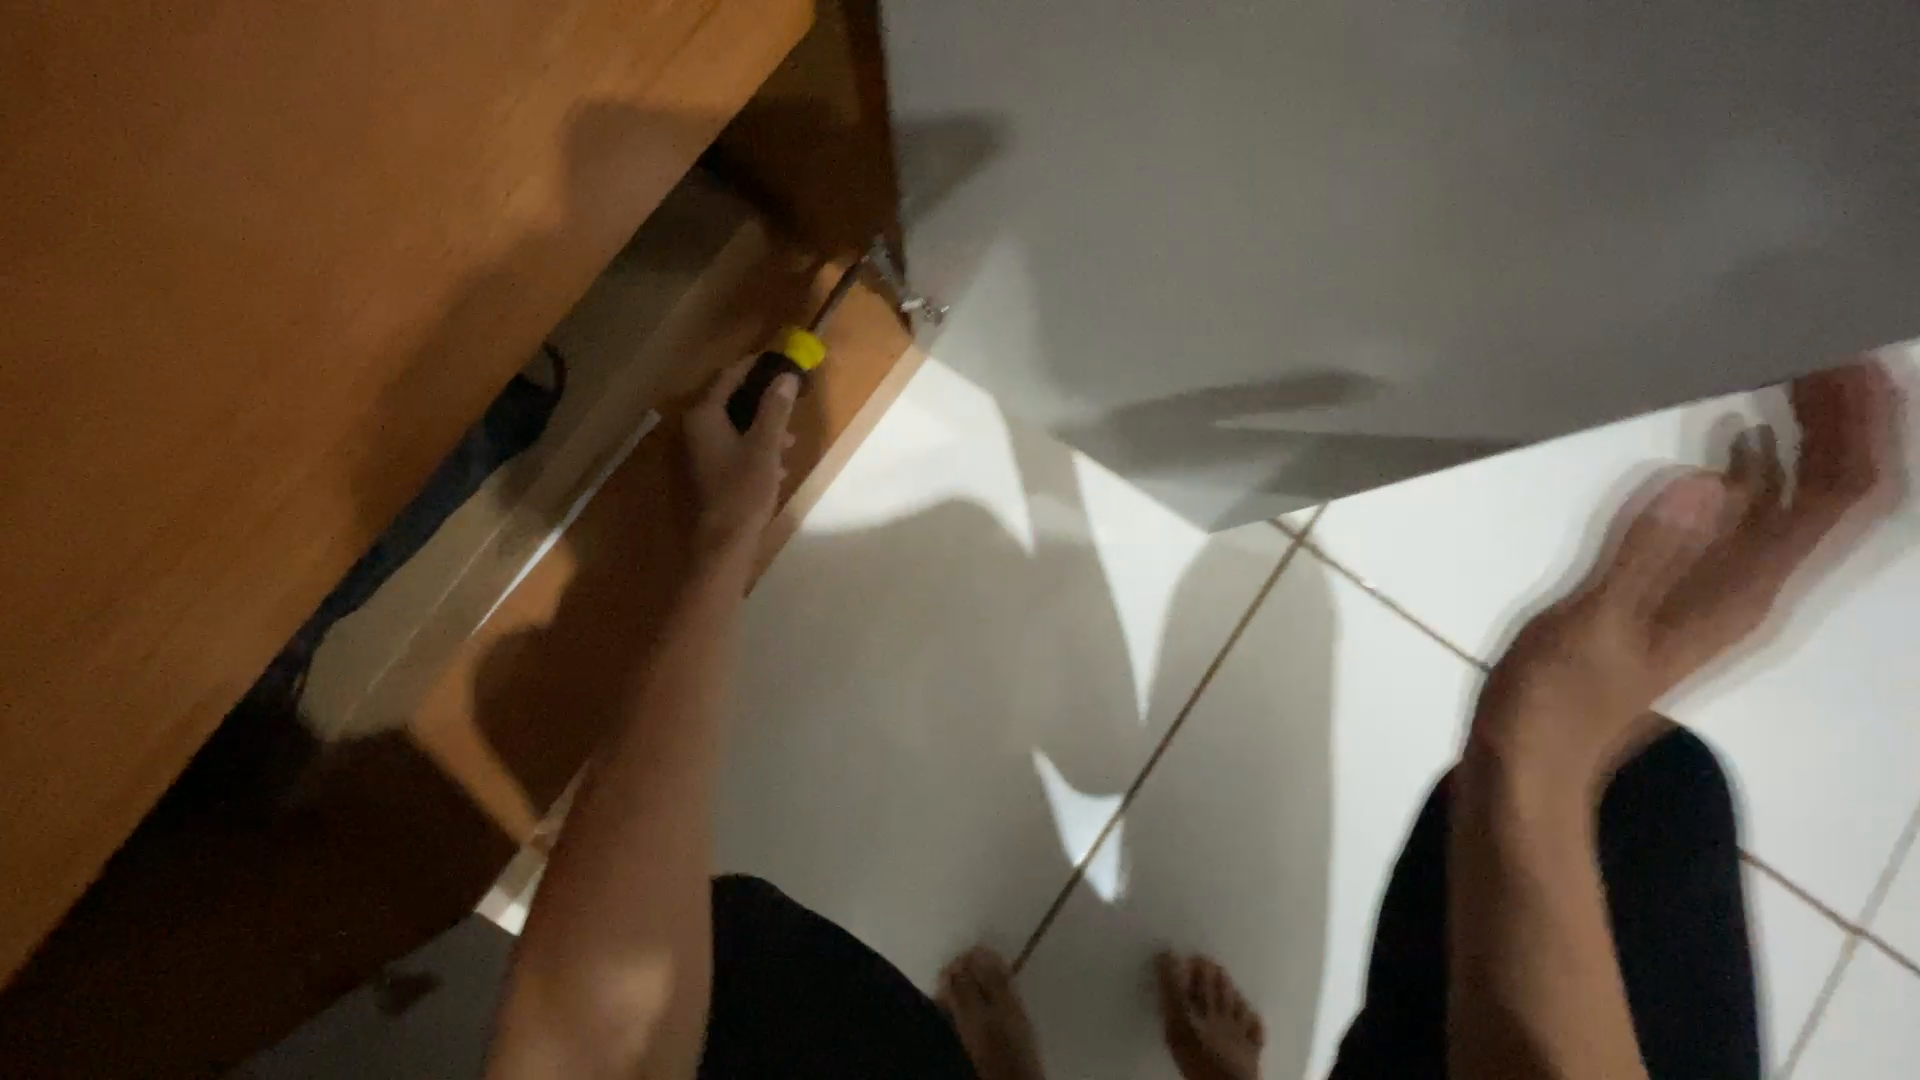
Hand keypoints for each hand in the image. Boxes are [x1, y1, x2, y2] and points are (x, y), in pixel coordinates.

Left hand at [684, 358, 797, 567]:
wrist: (724, 542)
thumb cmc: (744, 490)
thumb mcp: (766, 446)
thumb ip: (775, 408)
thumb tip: (785, 376)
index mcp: (704, 416)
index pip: (728, 377)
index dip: (754, 367)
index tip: (778, 361)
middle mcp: (694, 429)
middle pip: (730, 402)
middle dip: (762, 402)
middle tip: (789, 401)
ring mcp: (697, 453)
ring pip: (733, 428)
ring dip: (761, 429)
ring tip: (788, 441)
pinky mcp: (706, 473)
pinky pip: (731, 449)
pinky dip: (753, 449)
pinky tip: (776, 466)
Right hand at [1470, 357, 1905, 798]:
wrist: (1531, 766)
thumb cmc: (1554, 703)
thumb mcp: (1590, 629)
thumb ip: (1643, 558)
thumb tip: (1709, 480)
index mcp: (1738, 596)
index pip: (1837, 500)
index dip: (1858, 429)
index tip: (1840, 361)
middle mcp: (1748, 592)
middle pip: (1834, 498)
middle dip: (1846, 423)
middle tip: (1817, 351)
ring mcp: (1714, 597)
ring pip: (1795, 509)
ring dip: (1808, 443)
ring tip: (1787, 381)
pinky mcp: (1676, 598)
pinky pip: (1745, 526)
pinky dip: (1751, 477)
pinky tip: (1724, 452)